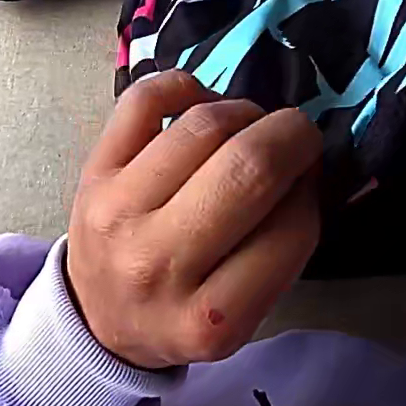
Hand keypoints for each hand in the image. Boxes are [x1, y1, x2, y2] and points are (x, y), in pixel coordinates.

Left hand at [67, 71, 322, 369]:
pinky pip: (145, 100)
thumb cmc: (184, 311)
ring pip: (204, 125)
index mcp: (208, 320)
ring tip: (248, 127)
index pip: (290, 230)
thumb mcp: (244, 314)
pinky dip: (186, 85)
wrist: (100, 318)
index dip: (312, 192)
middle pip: (248, 167)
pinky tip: (202, 103)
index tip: (308, 181)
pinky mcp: (94, 171)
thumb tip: (305, 160)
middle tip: (298, 137)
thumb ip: (283, 245)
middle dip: (292, 136)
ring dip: (246, 113)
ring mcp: (117, 212)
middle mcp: (156, 264)